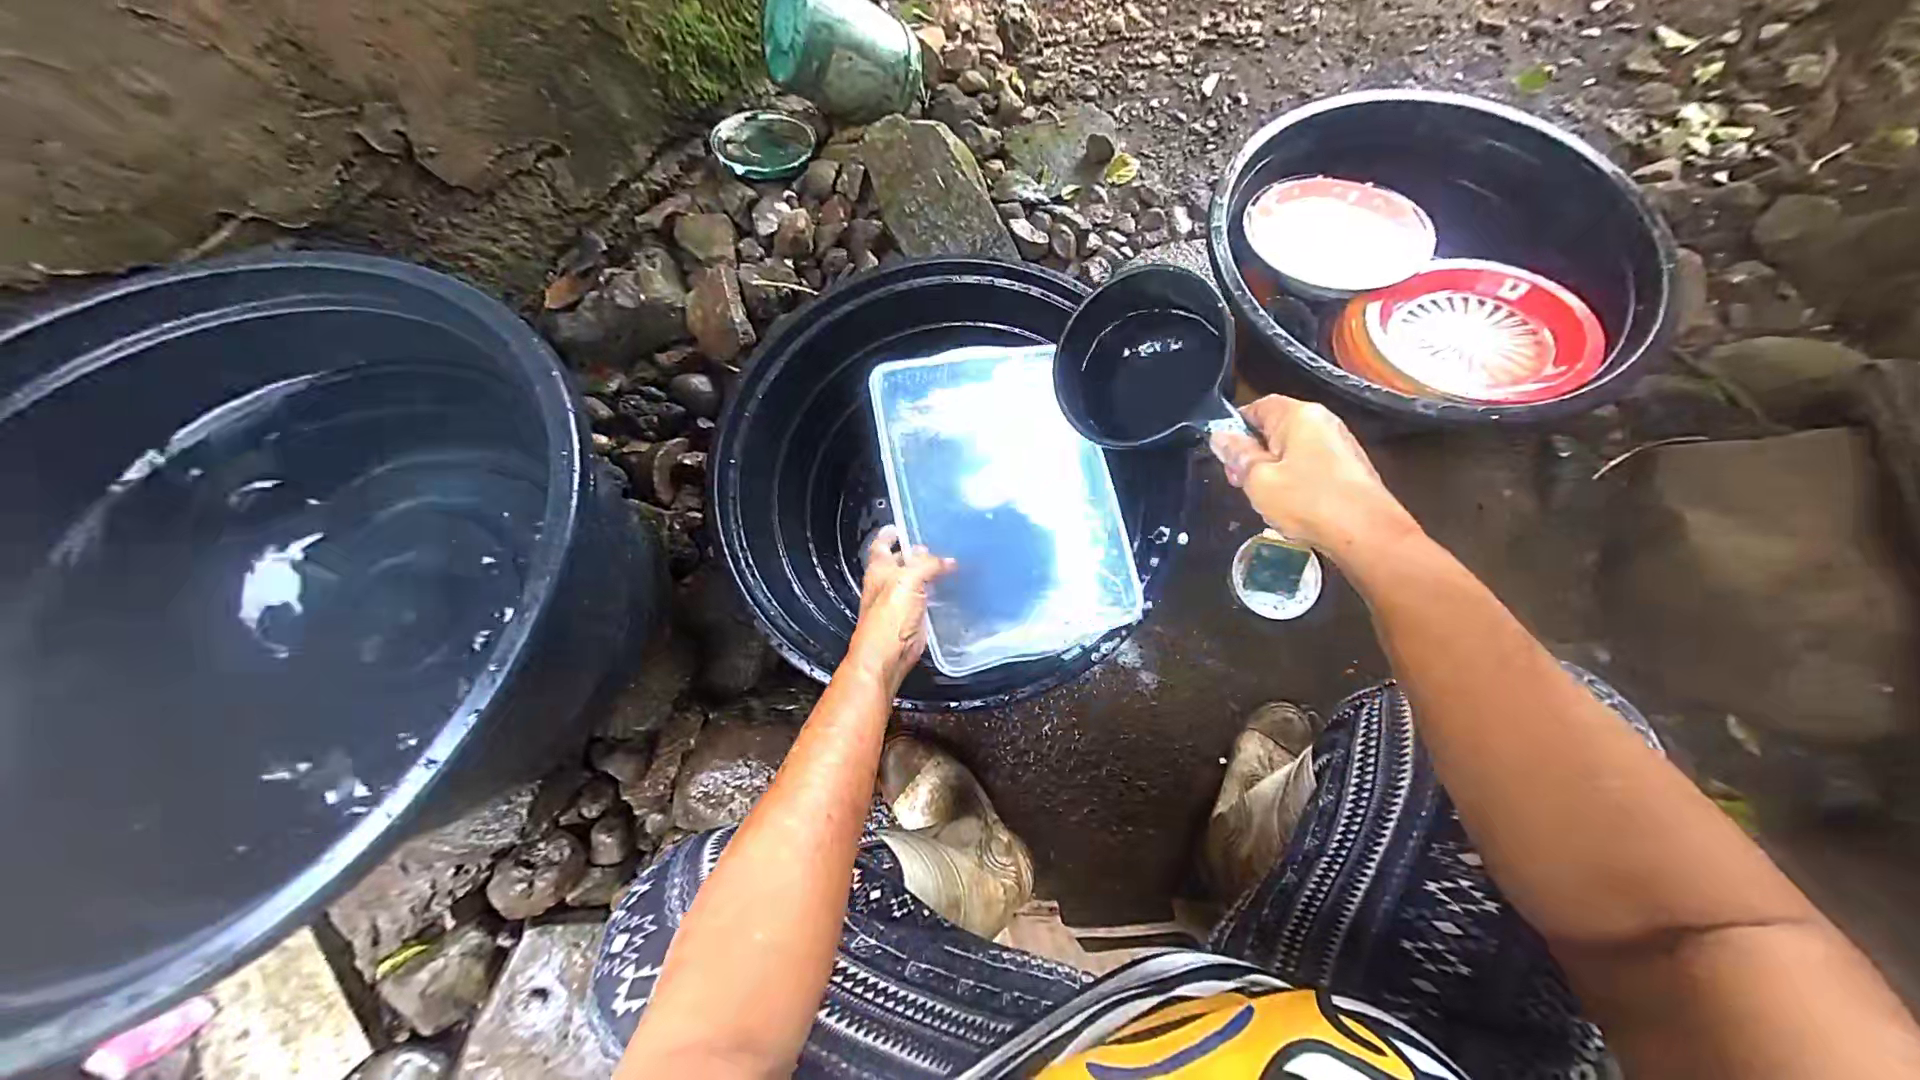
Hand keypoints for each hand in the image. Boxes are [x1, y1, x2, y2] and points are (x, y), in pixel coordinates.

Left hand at [845, 525, 954, 688]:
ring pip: (915, 579)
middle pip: (902, 562)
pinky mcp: (914, 617)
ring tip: (947, 561)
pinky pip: (926, 598)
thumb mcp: (908, 580)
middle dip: (915, 553)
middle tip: (934, 544)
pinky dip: (936, 590)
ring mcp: (901, 601)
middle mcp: (888, 583)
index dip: (889, 535)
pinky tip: (949, 587)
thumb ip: (927, 565)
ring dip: (928, 571)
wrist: (887, 654)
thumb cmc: (888, 617)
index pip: (882, 545)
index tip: (899, 525)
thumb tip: (946, 560)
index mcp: (879, 569)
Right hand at [1208, 395, 1422, 559]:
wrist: (1367, 534)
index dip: (1234, 429)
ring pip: (1289, 451)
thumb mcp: (1258, 479)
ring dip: (1270, 472)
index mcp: (1300, 415)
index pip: (1256, 406)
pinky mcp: (1346, 469)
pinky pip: (1307, 467)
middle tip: (1241, 483)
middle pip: (1273, 429)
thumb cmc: (1310, 502)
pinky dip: (1292, 483)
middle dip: (1252, 454)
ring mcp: (1338, 445)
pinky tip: (1289, 506)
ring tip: (1265, 499)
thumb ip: (1236, 454)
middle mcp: (1322, 422)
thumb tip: (1220, 437)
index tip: (1224, 456)